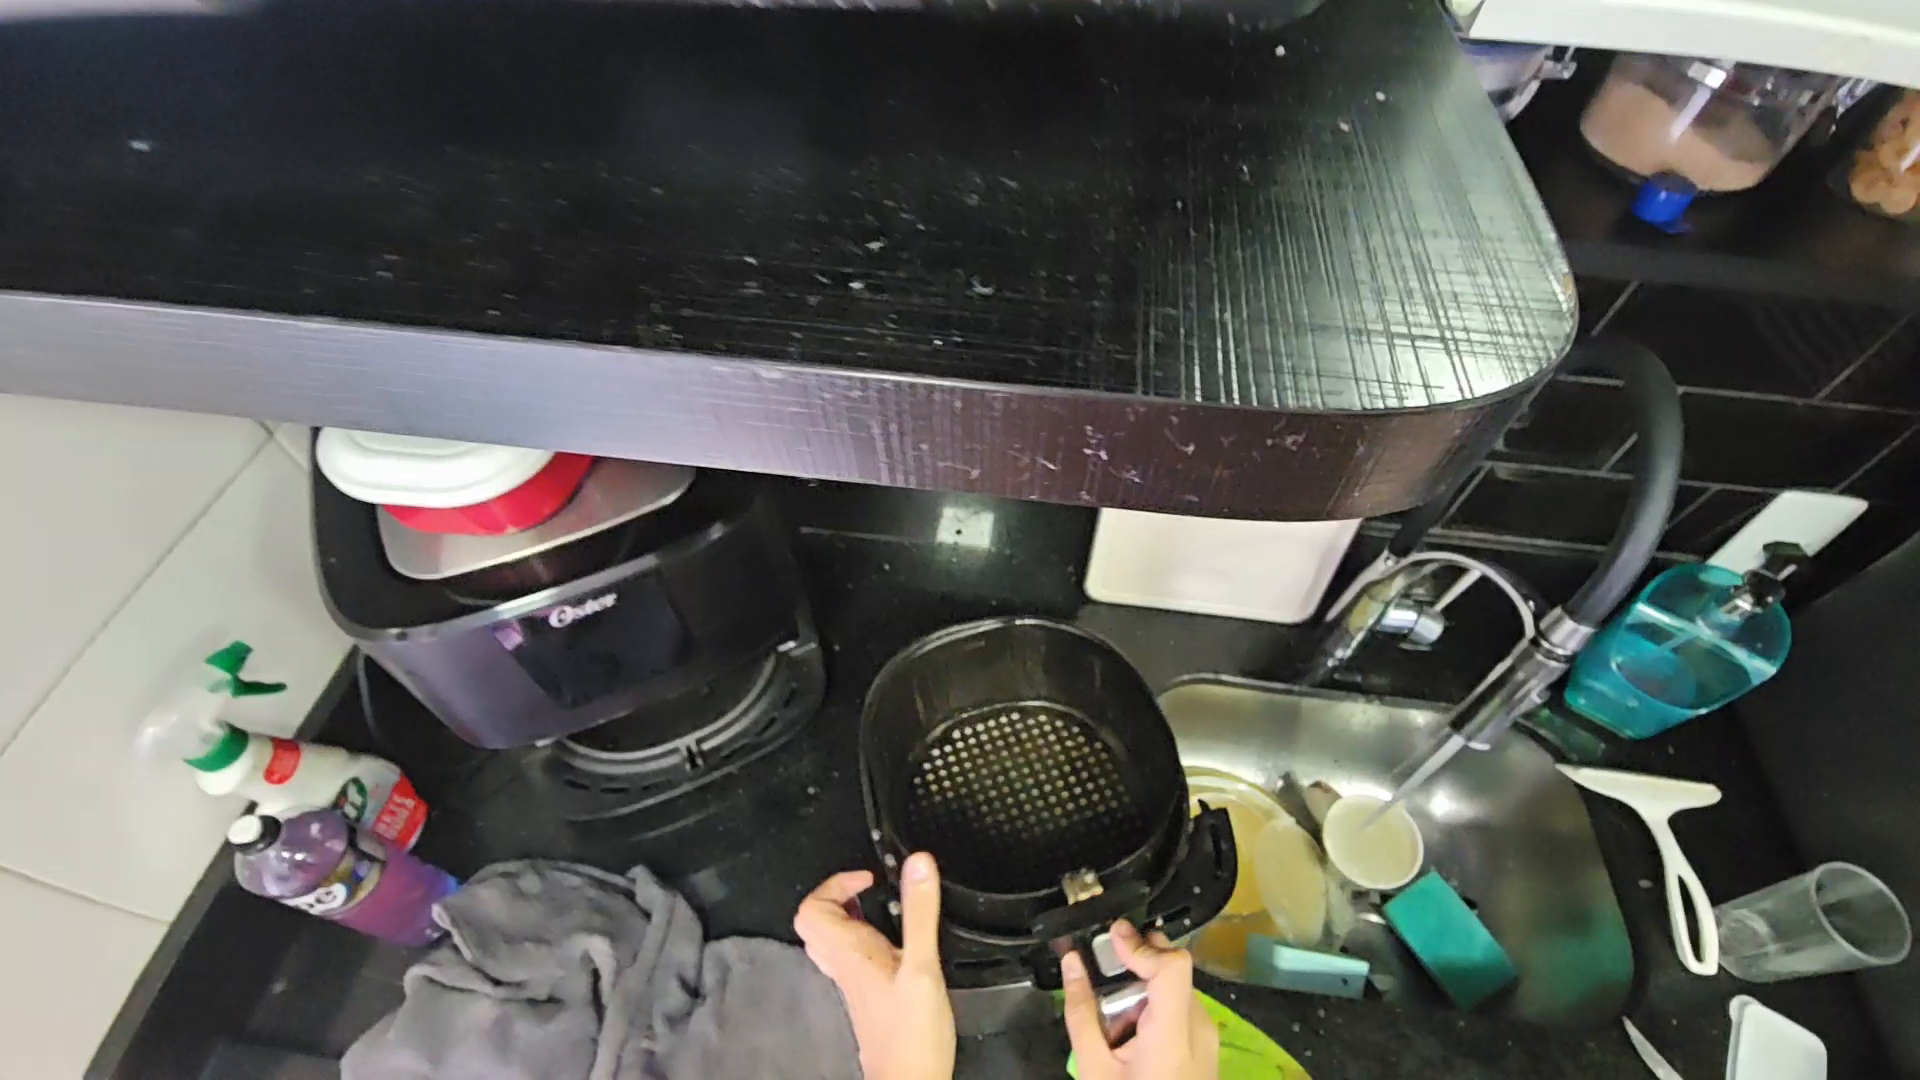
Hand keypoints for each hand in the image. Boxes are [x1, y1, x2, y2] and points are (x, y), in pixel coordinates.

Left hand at [795, 853, 955, 1079]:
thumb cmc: (912, 1031)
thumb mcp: (921, 964)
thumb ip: (920, 912)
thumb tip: (917, 862)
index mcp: (848, 953)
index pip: (812, 909)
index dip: (835, 884)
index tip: (871, 880)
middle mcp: (844, 965)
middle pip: (816, 922)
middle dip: (839, 895)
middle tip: (873, 888)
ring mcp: (853, 981)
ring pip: (832, 938)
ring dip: (851, 914)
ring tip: (883, 905)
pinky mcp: (866, 993)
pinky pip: (850, 953)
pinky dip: (864, 935)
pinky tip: (895, 938)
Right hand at [1061, 921, 1218, 1079]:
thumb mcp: (1092, 1070)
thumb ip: (1082, 1011)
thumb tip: (1072, 960)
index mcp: (1173, 1038)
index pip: (1173, 967)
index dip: (1142, 944)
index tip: (1111, 934)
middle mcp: (1199, 1031)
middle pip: (1174, 969)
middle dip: (1138, 958)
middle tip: (1103, 966)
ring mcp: (1207, 1040)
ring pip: (1176, 985)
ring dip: (1144, 982)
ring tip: (1113, 1011)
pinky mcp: (1206, 1047)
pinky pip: (1180, 1005)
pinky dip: (1154, 1001)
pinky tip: (1130, 1028)